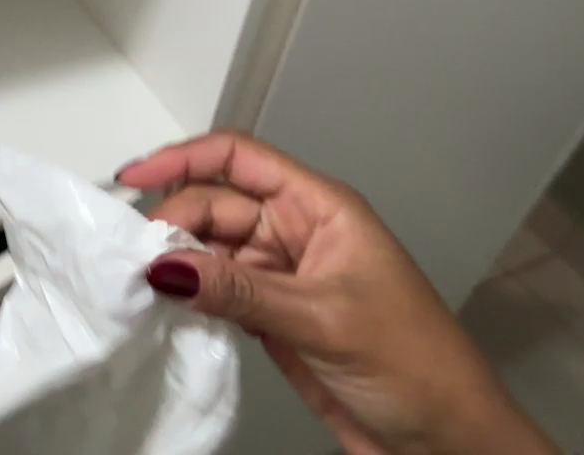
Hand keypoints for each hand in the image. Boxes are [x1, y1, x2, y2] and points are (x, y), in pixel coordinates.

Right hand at [117, 131, 557, 454]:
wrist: (450, 447)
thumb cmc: (413, 365)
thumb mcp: (322, 319)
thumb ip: (238, 290)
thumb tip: (163, 266)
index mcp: (317, 206)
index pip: (238, 158)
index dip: (182, 158)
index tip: (134, 176)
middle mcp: (292, 228)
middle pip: (215, 203)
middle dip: (175, 221)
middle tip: (138, 256)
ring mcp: (278, 271)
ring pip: (209, 247)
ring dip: (176, 260)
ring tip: (139, 279)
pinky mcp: (267, 311)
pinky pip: (214, 288)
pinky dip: (188, 294)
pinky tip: (165, 304)